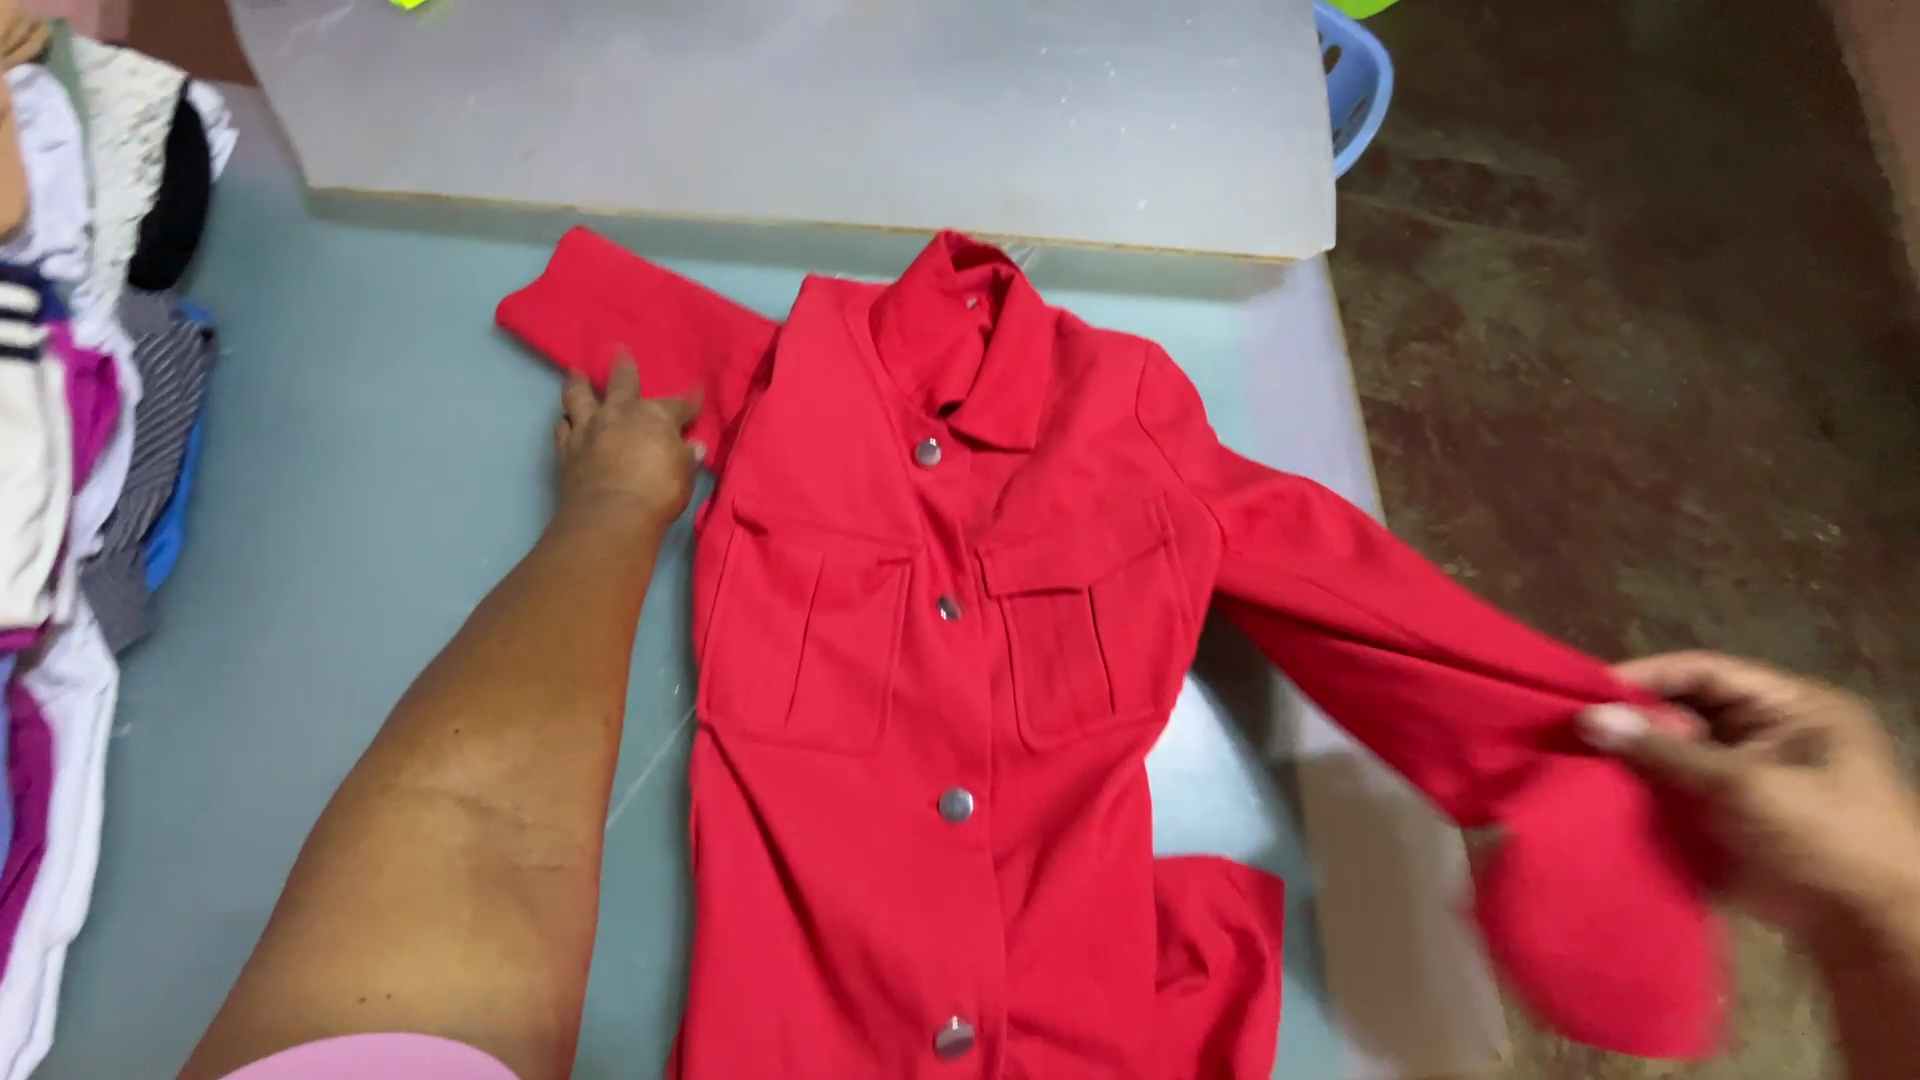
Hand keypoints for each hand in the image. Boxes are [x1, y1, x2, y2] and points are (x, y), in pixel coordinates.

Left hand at [554, 357, 702, 528]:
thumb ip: (687, 457)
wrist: (612, 514)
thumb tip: (693, 447)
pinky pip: (562, 427)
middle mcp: (620, 413)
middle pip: (623, 384)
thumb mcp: (686, 474)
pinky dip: (565, 420)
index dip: (690, 401)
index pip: (679, 405)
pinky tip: (565, 418)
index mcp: (655, 416)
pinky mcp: (567, 449)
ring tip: (576, 374)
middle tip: (620, 353)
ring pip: (580, 396)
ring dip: (579, 383)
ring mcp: (589, 429)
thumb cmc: (660, 492)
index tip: (697, 395)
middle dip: (624, 369)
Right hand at [1581, 651, 1919, 943]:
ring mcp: (1738, 769)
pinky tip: (1590, 777)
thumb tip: (1587, 717)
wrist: (1863, 931)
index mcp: (1793, 709)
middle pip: (1678, 705)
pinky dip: (1629, 778)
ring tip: (1570, 747)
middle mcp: (1763, 730)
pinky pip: (1661, 778)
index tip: (1586, 688)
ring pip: (1664, 742)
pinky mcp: (1714, 804)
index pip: (1704, 672)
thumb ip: (1663, 749)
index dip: (1646, 675)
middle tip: (1571, 721)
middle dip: (1627, 715)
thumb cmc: (1826, 839)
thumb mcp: (1746, 785)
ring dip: (1624, 748)